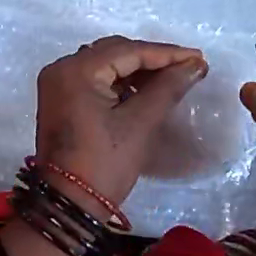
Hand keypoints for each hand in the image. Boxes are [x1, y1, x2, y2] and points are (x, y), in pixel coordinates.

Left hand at [35, 36, 209, 204]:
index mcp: (76, 70)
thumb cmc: (105, 163)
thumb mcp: (140, 123)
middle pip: (114, 52)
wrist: (70, 204)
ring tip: (171, 78)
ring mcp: (57, 84)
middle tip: (187, 66)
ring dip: (136, 70)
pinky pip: (94, 79)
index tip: (198, 57)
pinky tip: (144, 90)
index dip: (166, 53)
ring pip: (104, 64)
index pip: (128, 51)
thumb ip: (168, 87)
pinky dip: (119, 82)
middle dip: (151, 59)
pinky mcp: (60, 99)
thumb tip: (195, 65)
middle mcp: (61, 69)